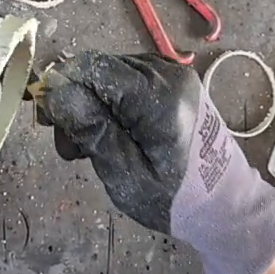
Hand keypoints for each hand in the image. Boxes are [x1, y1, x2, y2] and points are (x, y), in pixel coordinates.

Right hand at [35, 52, 274, 273]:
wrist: (227, 205)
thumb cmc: (176, 200)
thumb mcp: (125, 174)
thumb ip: (92, 129)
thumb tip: (55, 90)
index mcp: (158, 96)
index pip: (93, 68)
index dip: (62, 87)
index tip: (46, 119)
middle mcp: (167, 73)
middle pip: (99, 68)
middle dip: (75, 101)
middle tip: (68, 146)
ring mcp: (173, 74)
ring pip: (109, 73)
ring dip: (90, 104)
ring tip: (87, 146)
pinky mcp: (174, 81)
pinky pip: (127, 80)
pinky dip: (110, 102)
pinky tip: (109, 132)